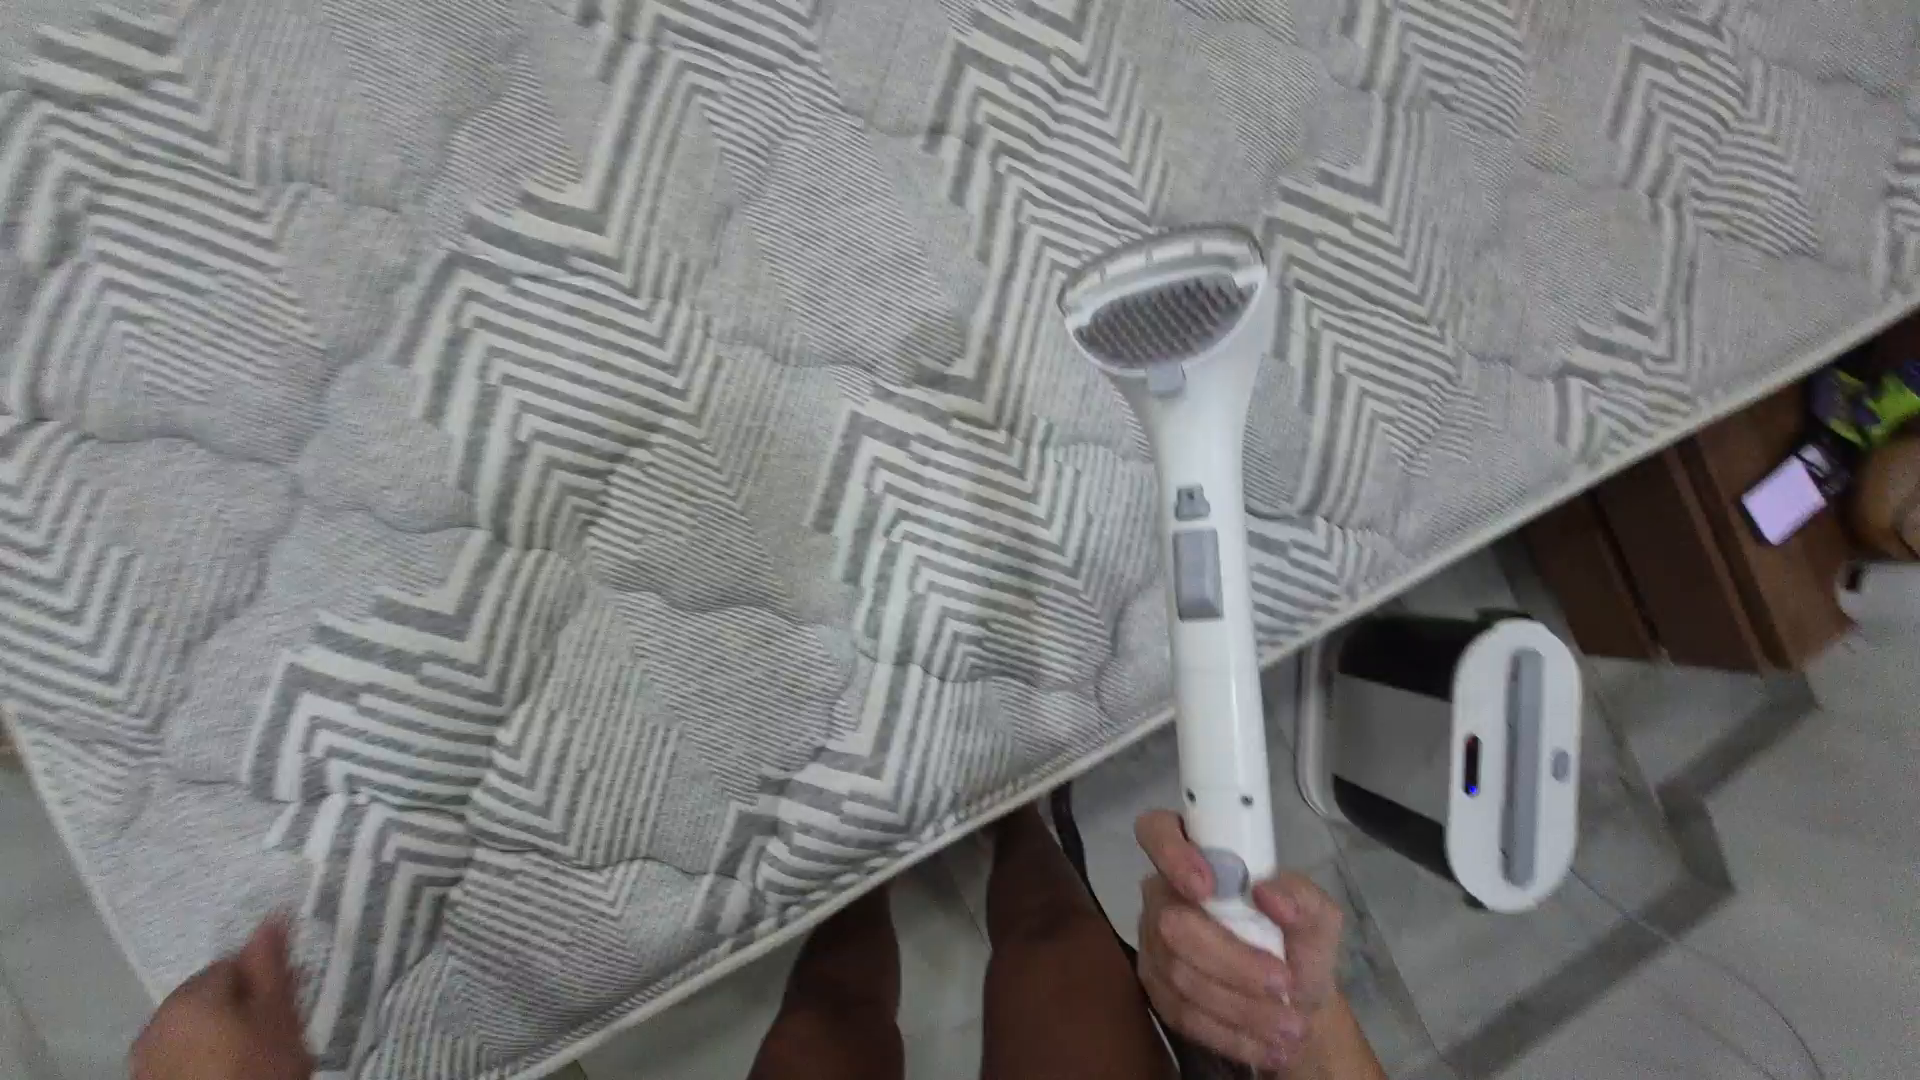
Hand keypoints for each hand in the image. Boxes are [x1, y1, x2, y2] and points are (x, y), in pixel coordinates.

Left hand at [130, 917, 312, 1079]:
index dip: (265, 974)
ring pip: (196, 1024)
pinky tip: (230, 1066)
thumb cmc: (258, 1065)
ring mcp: (144, 1059)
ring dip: (226, 1026)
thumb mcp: (278, 1011)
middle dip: (244, 1000)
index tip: (289, 993)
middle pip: (211, 993)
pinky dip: (206, 1052)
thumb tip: (273, 918)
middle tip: (278, 1019)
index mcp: (189, 997)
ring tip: (258, 1045)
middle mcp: (156, 1022)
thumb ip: (271, 963)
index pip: (233, 962)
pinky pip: (181, 1052)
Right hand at [1134, 809, 1344, 1070]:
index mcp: (1194, 852)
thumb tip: (1270, 895)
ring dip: (1239, 1006)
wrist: (1293, 1001)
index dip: (1171, 855)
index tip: (1208, 887)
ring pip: (1178, 972)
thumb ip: (1302, 898)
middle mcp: (1162, 890)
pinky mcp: (1156, 987)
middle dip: (1229, 959)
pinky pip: (1181, 1012)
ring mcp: (1152, 940)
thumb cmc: (1297, 940)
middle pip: (1170, 920)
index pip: (1157, 831)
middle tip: (1283, 983)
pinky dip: (1229, 1033)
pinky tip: (1266, 1045)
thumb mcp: (1317, 917)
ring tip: (1291, 1026)